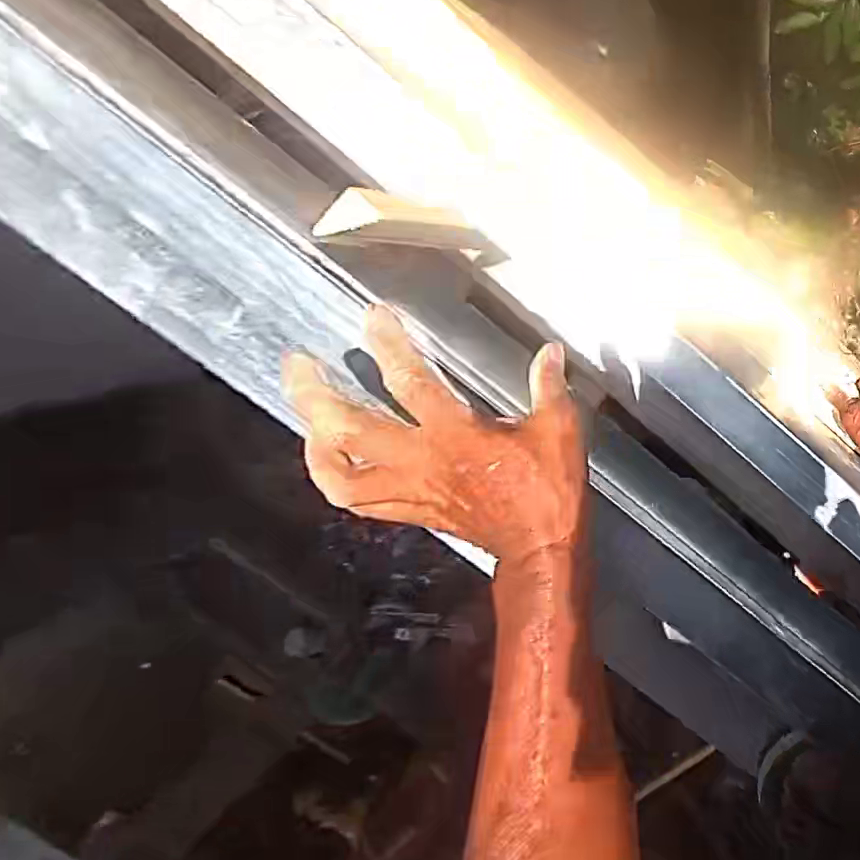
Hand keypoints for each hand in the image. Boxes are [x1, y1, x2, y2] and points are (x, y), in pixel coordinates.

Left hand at [283, 305, 587, 565]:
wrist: (539, 541)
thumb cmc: (549, 485)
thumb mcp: (558, 428)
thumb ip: (548, 386)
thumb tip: (550, 352)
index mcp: (455, 434)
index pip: (409, 381)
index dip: (388, 345)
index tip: (375, 317)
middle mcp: (420, 460)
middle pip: (345, 427)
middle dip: (314, 392)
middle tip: (300, 364)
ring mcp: (409, 488)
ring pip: (336, 469)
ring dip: (311, 439)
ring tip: (308, 414)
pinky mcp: (410, 510)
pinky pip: (356, 497)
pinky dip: (334, 477)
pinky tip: (333, 461)